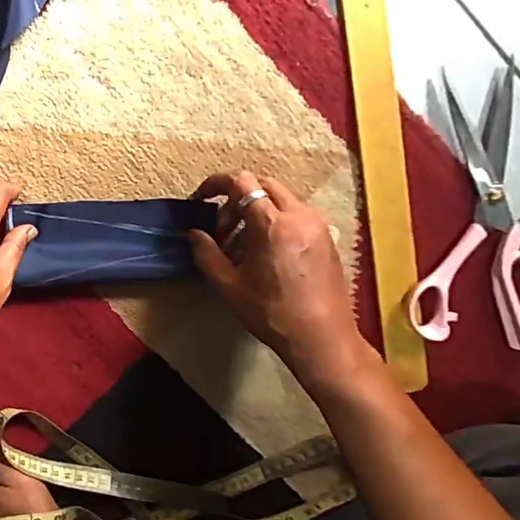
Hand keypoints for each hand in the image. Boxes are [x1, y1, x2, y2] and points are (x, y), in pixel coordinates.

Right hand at [188, 171, 376, 378]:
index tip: (202, 197)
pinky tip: (263, 254)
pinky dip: (273, 222)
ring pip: (279, 200)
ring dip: (254, 212)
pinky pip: (294, 215)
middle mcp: (299, 215)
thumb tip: (193, 233)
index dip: (216, 183)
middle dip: (236, 199)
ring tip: (240, 247)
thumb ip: (207, 254)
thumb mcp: (229, 286)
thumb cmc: (272, 313)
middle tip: (220, 228)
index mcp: (272, 224)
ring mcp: (317, 225)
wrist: (321, 337)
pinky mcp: (325, 237)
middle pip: (262, 185)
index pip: (242, 182)